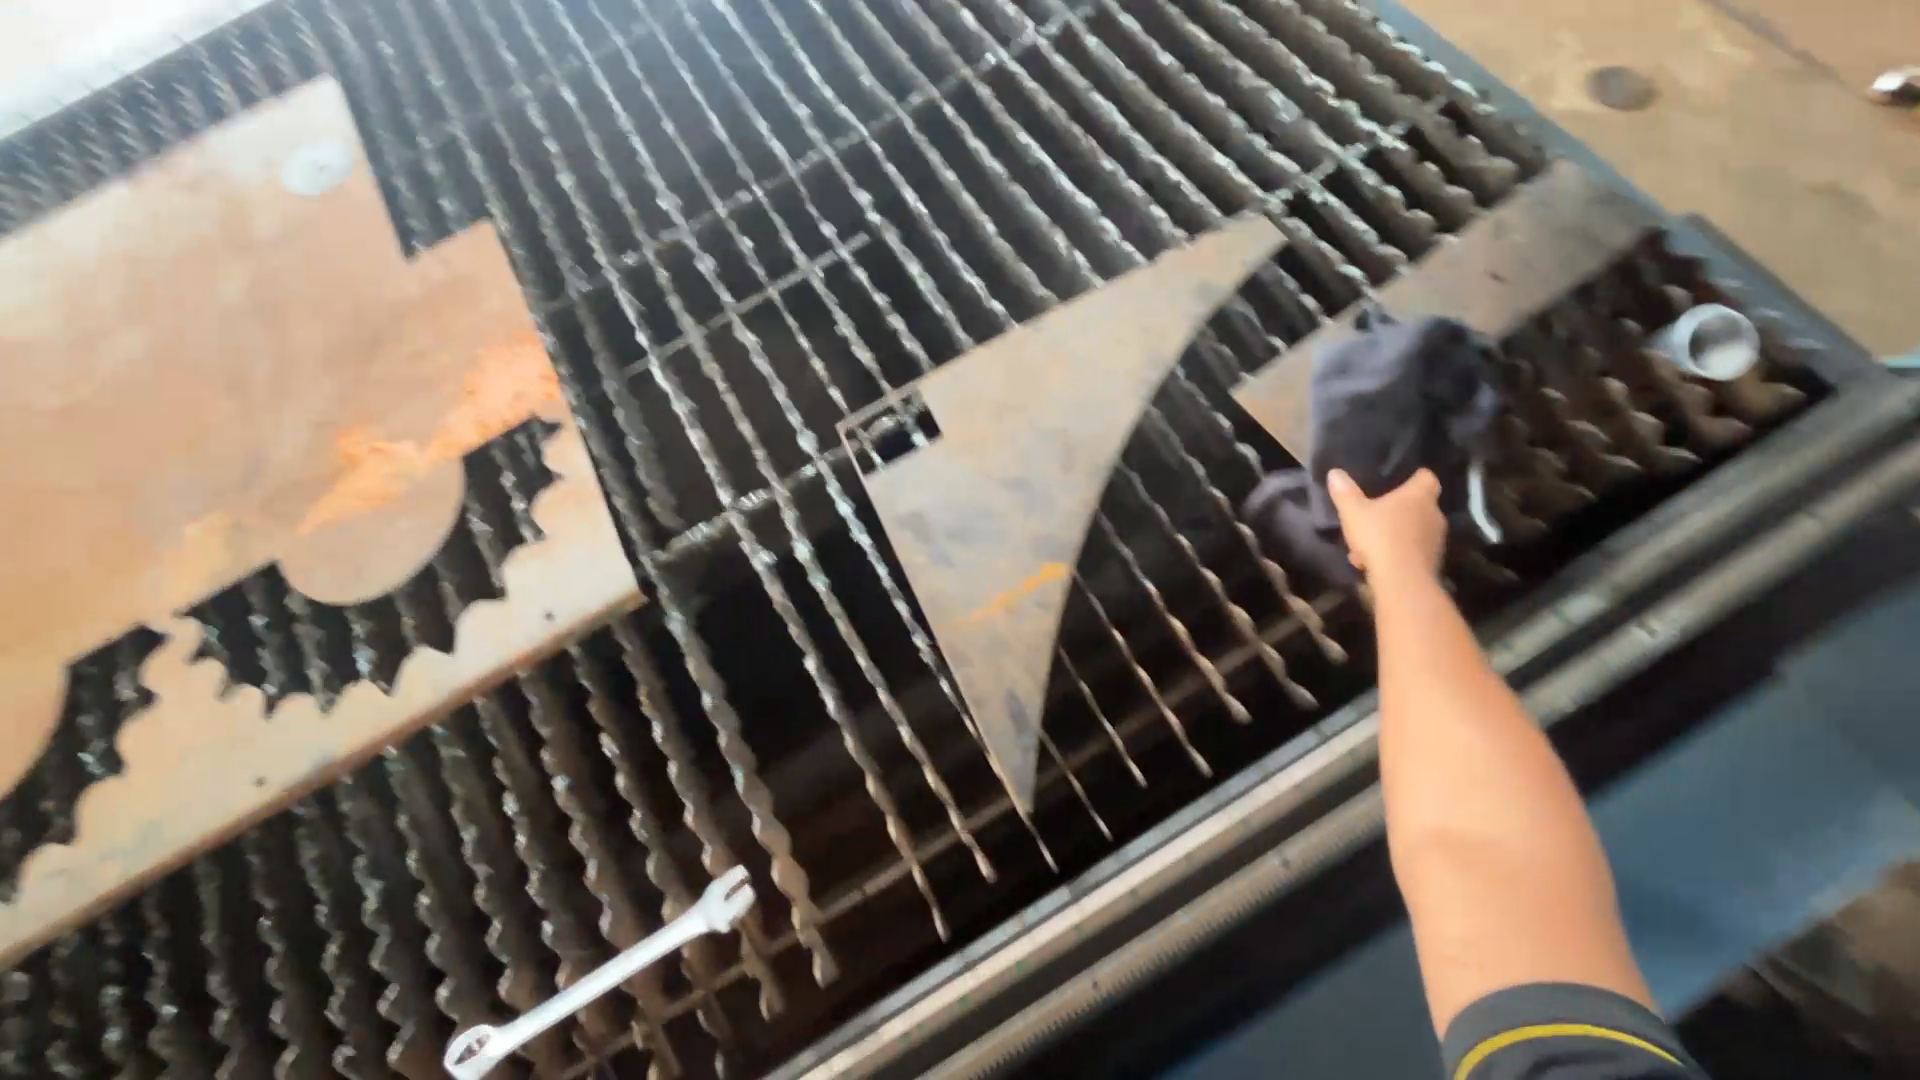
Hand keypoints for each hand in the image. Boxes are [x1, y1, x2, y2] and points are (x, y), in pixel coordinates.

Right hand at [1326, 468, 1445, 581]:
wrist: (1402, 579)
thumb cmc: (1380, 536)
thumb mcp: (1353, 512)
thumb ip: (1345, 492)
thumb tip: (1335, 472)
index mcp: (1419, 496)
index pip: (1427, 476)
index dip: (1414, 476)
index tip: (1400, 480)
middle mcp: (1434, 514)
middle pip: (1421, 504)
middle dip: (1401, 508)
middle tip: (1379, 511)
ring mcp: (1436, 539)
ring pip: (1416, 529)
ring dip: (1398, 532)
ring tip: (1373, 541)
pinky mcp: (1433, 561)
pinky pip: (1414, 550)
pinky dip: (1399, 552)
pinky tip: (1377, 561)